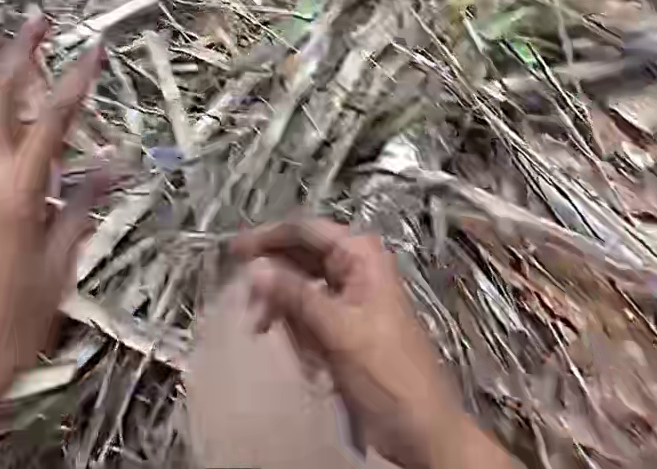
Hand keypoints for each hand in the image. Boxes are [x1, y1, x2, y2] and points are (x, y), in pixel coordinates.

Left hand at [0, 17, 103, 422]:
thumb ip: (84, 202)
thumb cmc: (15, 317)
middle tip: (39, 17)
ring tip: (12, 39)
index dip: (76, 80)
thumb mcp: (62, 260)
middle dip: (18, 55)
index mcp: (16, 191)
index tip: (96, 46)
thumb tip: (118, 159)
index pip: (52, 120)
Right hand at [234, 220, 504, 468]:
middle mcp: (356, 265)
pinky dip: (297, 328)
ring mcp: (351, 293)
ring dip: (284, 309)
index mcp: (361, 253)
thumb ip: (295, 295)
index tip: (235, 250)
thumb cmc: (387, 372)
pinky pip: (310, 312)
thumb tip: (257, 268)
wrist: (421, 427)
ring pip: (302, 285)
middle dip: (275, 281)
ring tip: (268, 332)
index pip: (306, 229)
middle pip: (301, 256)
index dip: (269, 236)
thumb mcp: (337, 329)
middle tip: (249, 306)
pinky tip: (300, 352)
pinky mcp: (346, 322)